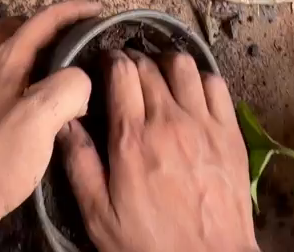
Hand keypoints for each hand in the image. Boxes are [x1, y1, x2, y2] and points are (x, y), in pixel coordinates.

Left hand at [0, 1, 99, 251]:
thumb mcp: (44, 116)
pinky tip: (17, 88)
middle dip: (41, 23)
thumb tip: (79, 81)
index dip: (73, 10)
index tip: (98, 9)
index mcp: (8, 58)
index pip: (43, 20)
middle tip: (66, 38)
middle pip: (12, 25)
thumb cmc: (1, 153)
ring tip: (42, 58)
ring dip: (18, 41)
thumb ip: (68, 87)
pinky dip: (4, 67)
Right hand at [61, 51, 257, 251]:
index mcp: (132, 139)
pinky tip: (191, 92)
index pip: (121, 71)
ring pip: (182, 65)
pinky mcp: (229, 131)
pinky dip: (200, 78)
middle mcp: (168, 120)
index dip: (110, 60)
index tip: (105, 65)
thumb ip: (80, 164)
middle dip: (133, 60)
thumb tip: (64, 122)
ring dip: (166, 63)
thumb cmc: (150, 246)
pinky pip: (215, 83)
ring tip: (159, 75)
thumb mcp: (101, 216)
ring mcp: (202, 123)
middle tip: (127, 73)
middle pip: (148, 64)